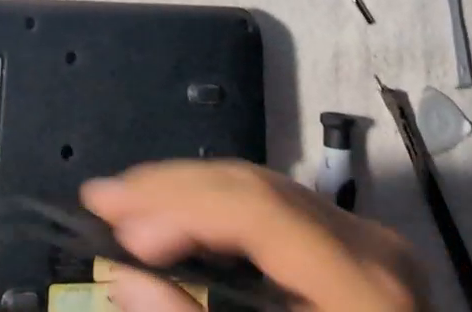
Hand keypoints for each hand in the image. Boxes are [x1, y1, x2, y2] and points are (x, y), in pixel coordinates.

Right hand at [82, 159, 420, 311]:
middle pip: (257, 187)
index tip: (122, 228)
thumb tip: (125, 279)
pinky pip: (277, 207)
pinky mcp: (357, 247)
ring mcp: (368, 240)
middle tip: (102, 196)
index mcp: (363, 284)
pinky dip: (222, 207)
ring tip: (127, 199)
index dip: (185, 208)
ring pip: (264, 187)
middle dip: (173, 187)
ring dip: (190, 189)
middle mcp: (370, 245)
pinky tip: (181, 213)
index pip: (261, 210)